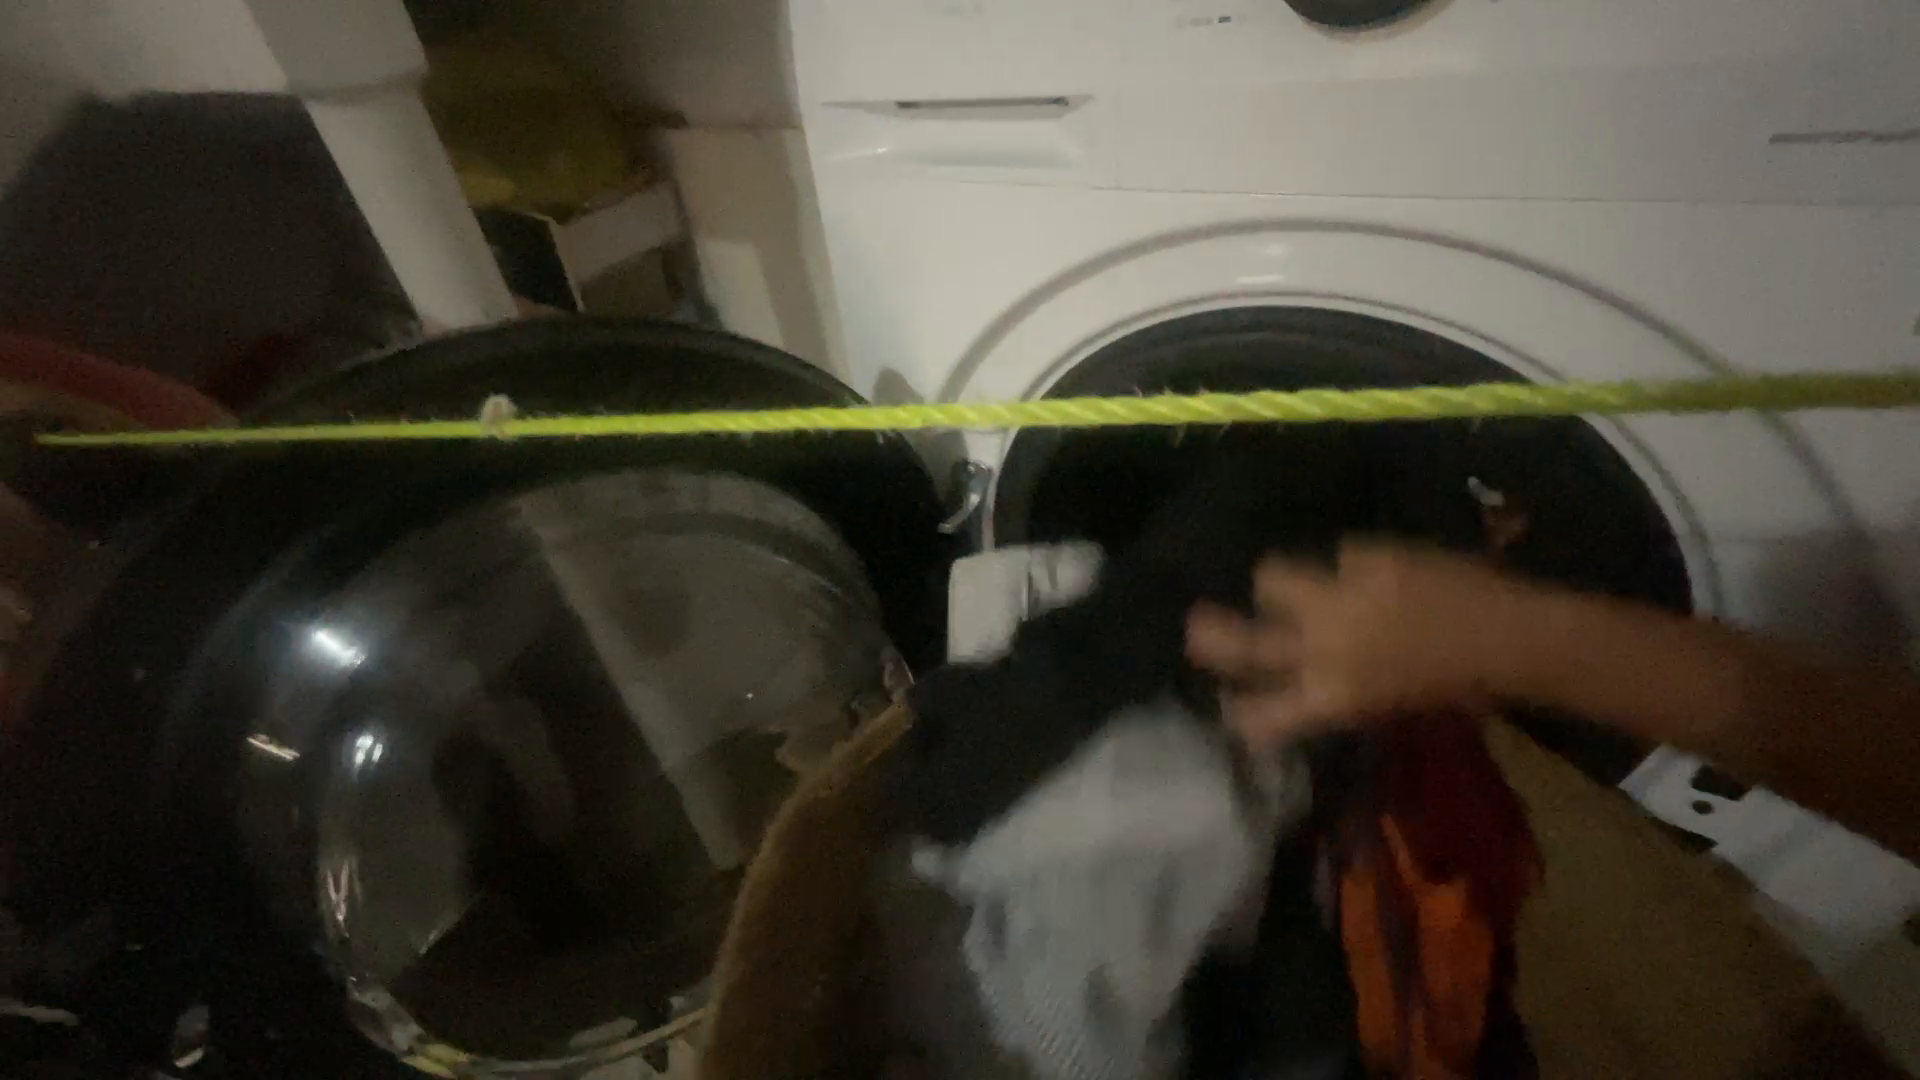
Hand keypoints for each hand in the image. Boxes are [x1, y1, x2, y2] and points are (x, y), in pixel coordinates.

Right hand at [1186, 541, 1532, 744]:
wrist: (1517, 638)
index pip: (1258, 714)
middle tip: (1194, 626)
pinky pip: (1337, 554)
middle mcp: (1322, 648)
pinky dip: (1349, 563)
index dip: (1234, 711)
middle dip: (1211, 634)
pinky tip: (1374, 570)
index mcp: (1332, 696)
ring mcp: (1338, 598)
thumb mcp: (1382, 703)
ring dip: (1275, 583)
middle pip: (1242, 640)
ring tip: (1291, 582)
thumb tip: (1295, 676)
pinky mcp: (1363, 557)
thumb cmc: (1457, 687)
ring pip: (1271, 578)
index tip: (1222, 702)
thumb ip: (1332, 691)